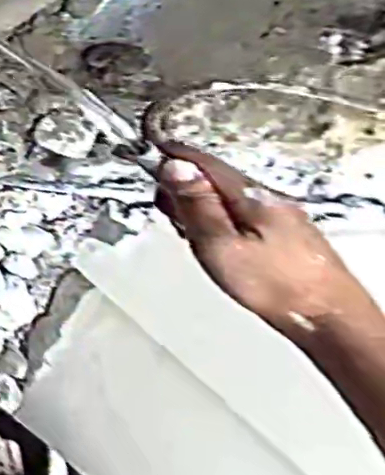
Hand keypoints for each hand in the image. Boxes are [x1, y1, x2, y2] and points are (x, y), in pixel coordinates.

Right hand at [155, 141, 375, 341]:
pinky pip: (238, 213)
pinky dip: (215, 218)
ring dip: (197, 206)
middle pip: (211, 177)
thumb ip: (193, 201)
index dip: (167, 152)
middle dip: (180, 187)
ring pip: (223, 197)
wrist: (333, 325)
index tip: (141, 149)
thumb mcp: (217, 240)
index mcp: (254, 198)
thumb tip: (174, 165)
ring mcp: (284, 219)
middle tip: (169, 211)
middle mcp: (273, 202)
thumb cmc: (275, 286)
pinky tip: (215, 241)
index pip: (202, 161)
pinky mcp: (286, 235)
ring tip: (193, 233)